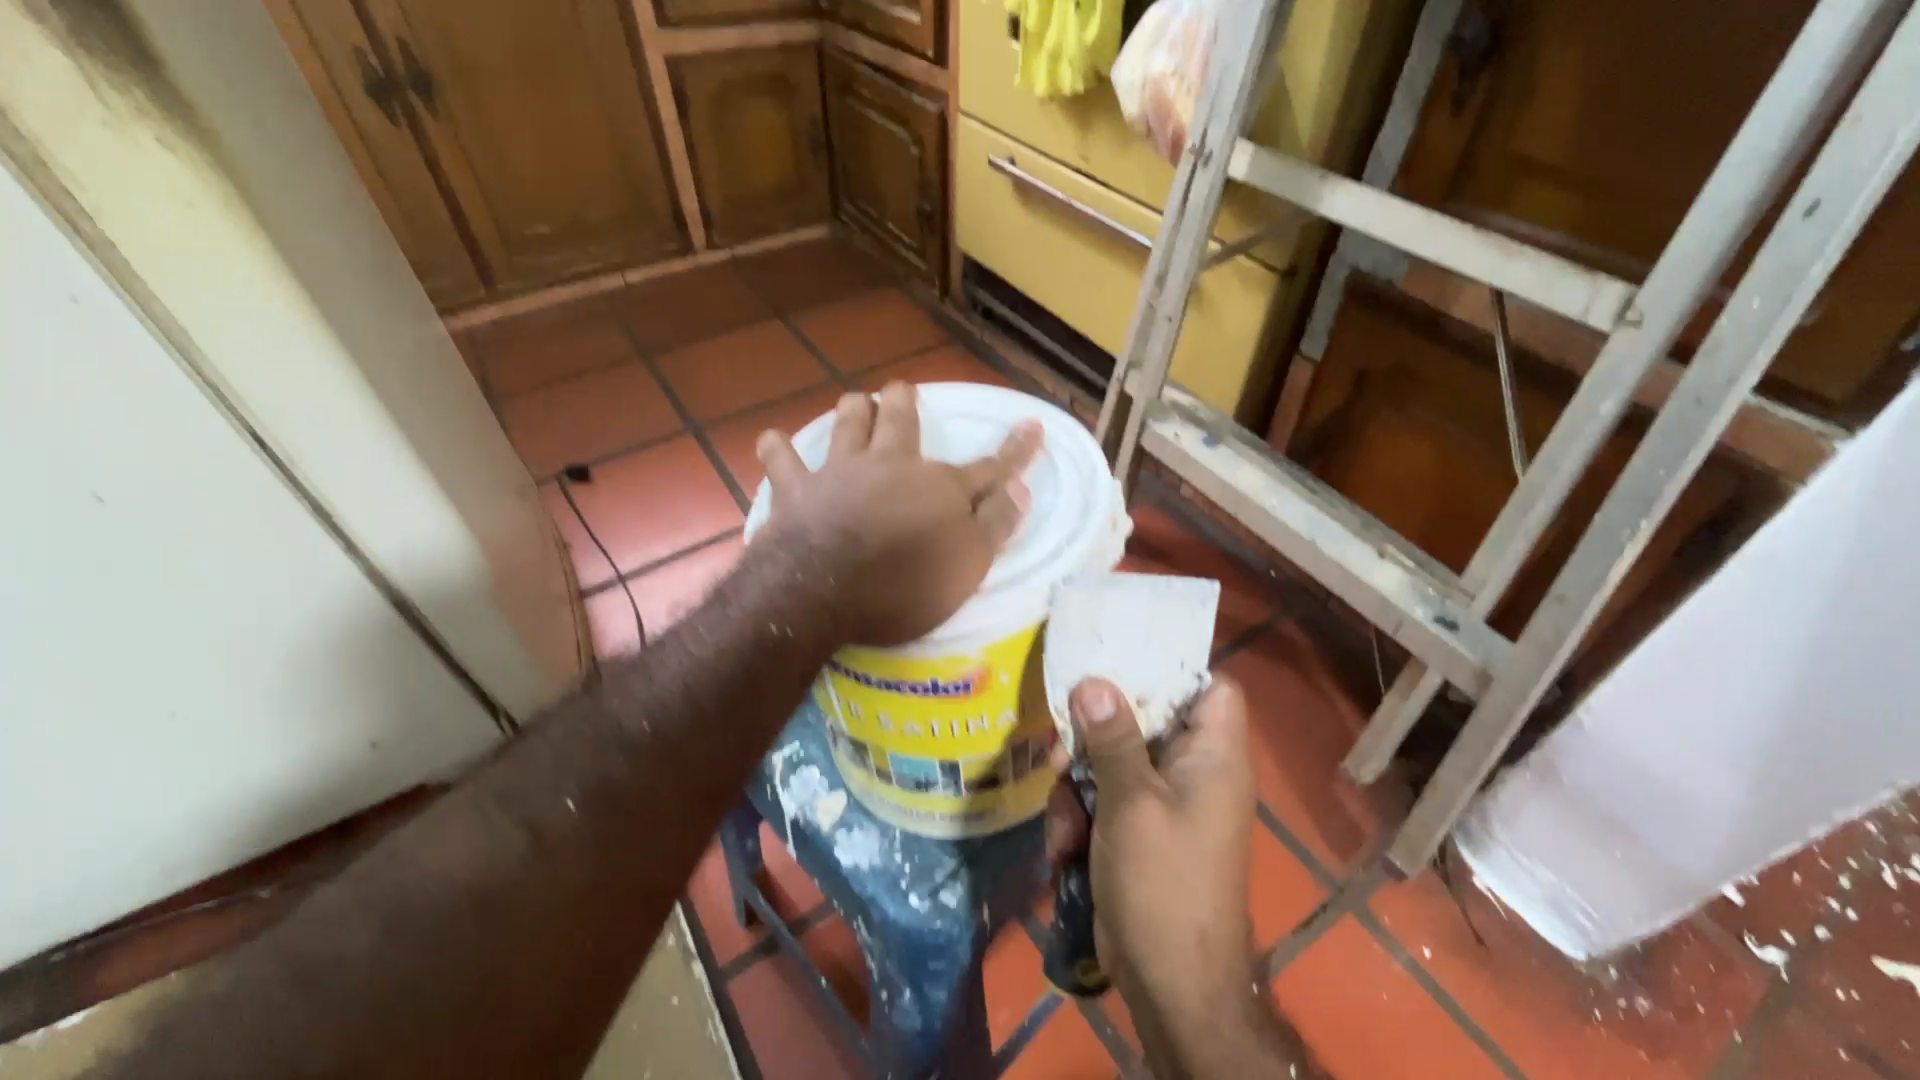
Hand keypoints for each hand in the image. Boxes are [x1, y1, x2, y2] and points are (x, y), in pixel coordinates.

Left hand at [754, 383, 1041, 646]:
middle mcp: (891, 465)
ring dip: (852, 410)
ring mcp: (840, 472)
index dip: (1014, 449)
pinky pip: (781, 460)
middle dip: (904, 403)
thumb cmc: (903, 587)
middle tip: (901, 391)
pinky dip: (777, 450)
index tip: (1033, 426)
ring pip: (847, 424)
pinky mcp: (795, 490)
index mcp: (939, 488)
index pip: (989, 466)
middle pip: (902, 421)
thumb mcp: (968, 566)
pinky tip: (772, 441)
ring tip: (854, 402)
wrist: (821, 591)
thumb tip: (1019, 489)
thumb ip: (995, 525)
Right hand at [1070, 677, 1256, 1013]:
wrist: (1170, 980)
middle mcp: (1194, 770)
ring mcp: (1166, 803)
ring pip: (1113, 762)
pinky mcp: (1139, 831)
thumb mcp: (1131, 803)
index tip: (1114, 659)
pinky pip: (1104, 800)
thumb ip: (1113, 739)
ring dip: (1078, 788)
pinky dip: (1081, 818)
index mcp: (1213, 754)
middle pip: (1145, 720)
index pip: (1208, 685)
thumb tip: (1094, 681)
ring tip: (1065, 823)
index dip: (1168, 669)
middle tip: (1061, 752)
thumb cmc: (1162, 882)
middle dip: (1095, 737)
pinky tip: (1065, 849)